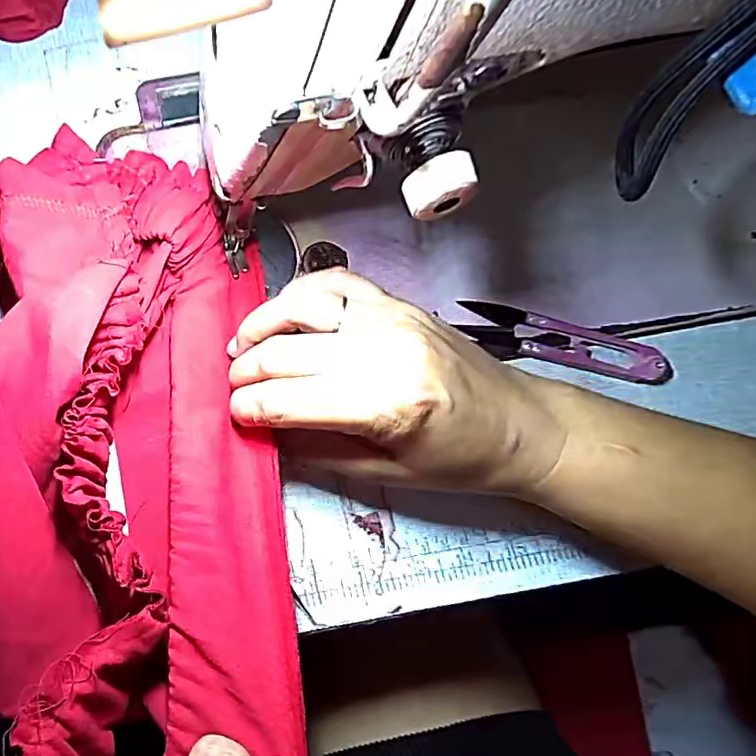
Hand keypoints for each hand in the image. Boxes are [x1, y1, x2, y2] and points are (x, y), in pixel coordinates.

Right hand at [227, 269, 570, 495]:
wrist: (523, 423)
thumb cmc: (456, 459)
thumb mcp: (382, 472)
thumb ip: (313, 449)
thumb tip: (261, 427)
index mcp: (387, 404)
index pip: (287, 400)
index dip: (248, 408)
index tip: (233, 416)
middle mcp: (386, 350)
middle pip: (285, 354)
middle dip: (245, 374)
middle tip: (232, 389)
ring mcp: (391, 316)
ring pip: (300, 307)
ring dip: (259, 328)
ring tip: (240, 348)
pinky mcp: (396, 301)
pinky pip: (332, 283)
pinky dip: (296, 294)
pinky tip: (279, 315)